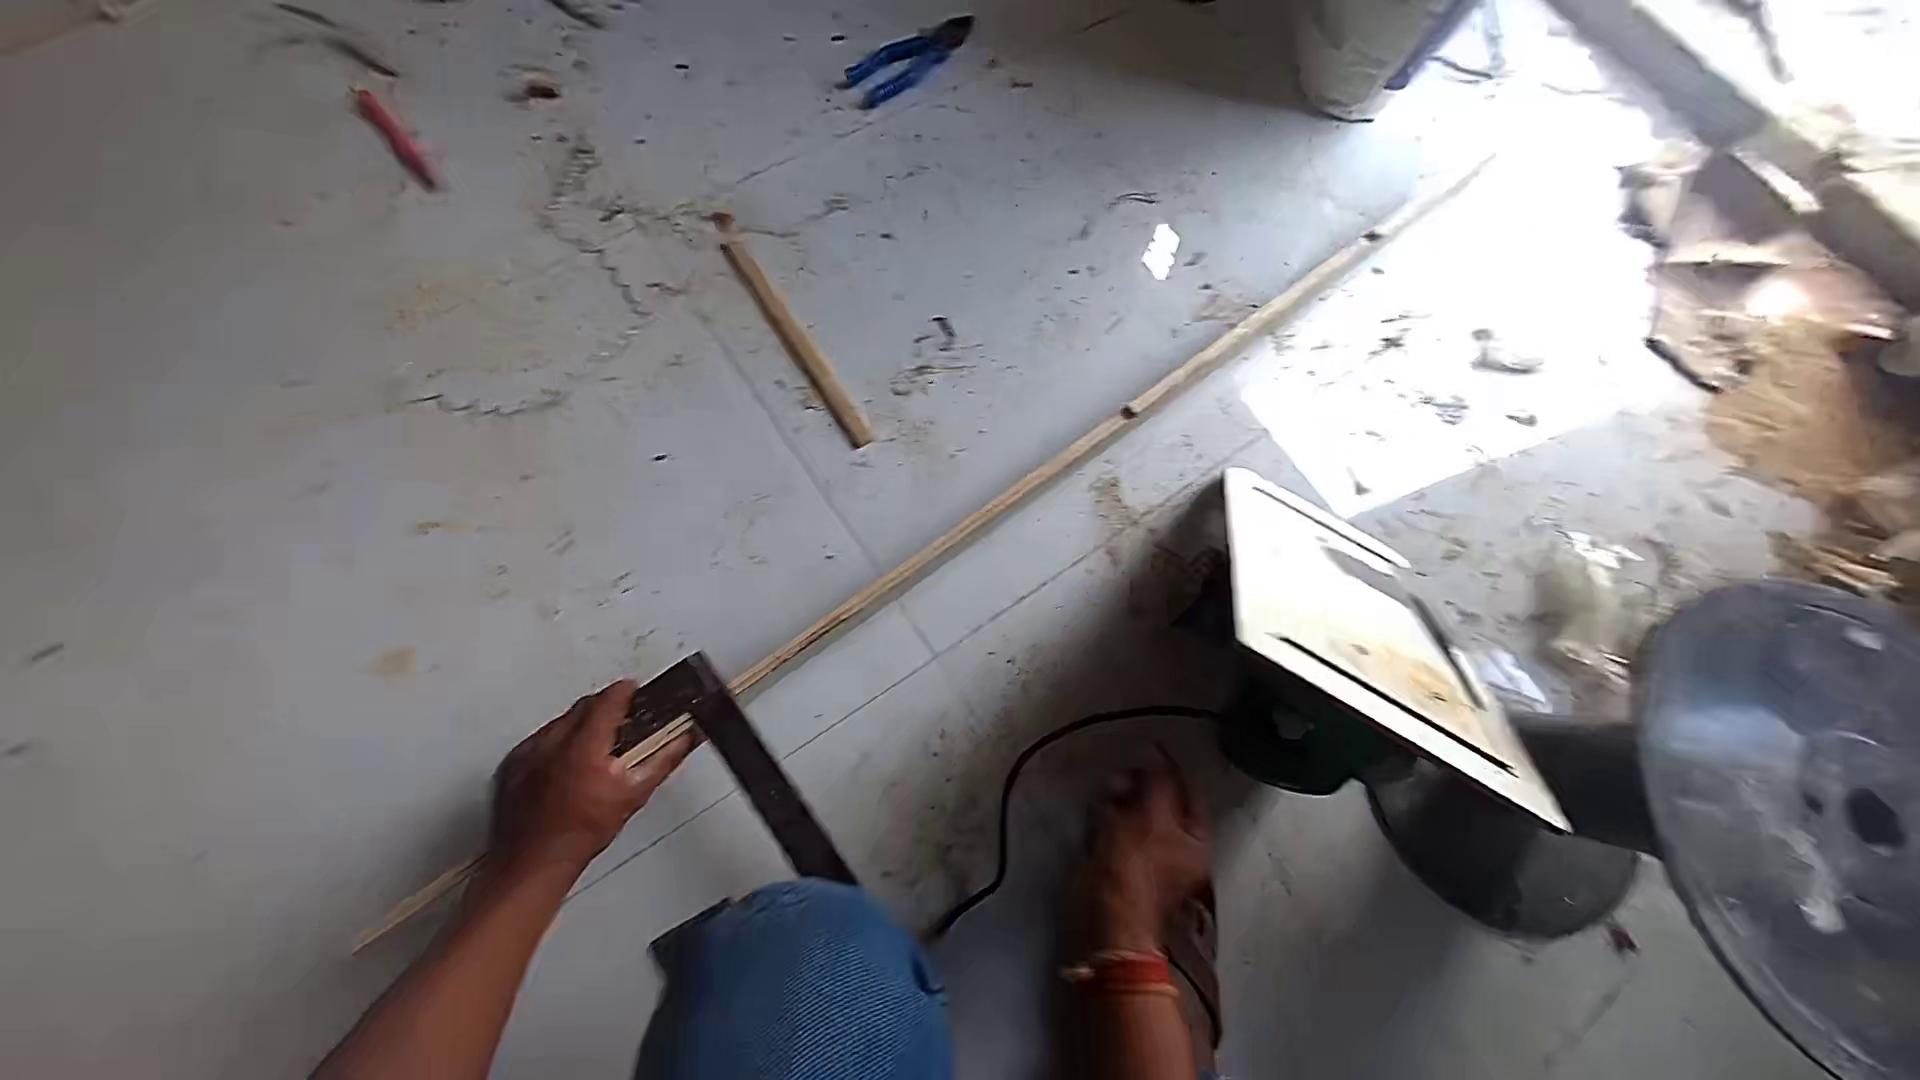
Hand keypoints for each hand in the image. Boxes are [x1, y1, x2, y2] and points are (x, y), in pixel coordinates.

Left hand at [488, 680, 695, 872]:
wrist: (534, 864)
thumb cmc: (582, 833)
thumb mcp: (634, 794)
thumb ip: (663, 760)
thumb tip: (684, 740)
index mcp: (584, 747)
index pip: (608, 700)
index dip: (626, 691)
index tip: (635, 689)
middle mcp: (552, 743)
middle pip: (584, 706)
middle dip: (604, 706)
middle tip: (622, 718)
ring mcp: (528, 753)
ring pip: (561, 720)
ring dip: (581, 723)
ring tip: (596, 743)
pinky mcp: (511, 765)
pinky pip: (540, 738)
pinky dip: (557, 740)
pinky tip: (568, 761)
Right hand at [1079, 751, 1211, 951]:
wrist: (1108, 915)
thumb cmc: (1135, 866)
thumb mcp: (1151, 816)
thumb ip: (1158, 782)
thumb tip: (1158, 756)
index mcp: (1196, 837)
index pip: (1187, 789)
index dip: (1169, 766)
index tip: (1148, 745)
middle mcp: (1178, 845)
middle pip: (1160, 799)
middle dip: (1138, 784)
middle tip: (1118, 779)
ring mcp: (1150, 855)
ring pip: (1134, 811)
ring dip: (1119, 799)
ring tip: (1105, 796)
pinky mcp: (1122, 861)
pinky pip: (1117, 828)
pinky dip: (1108, 818)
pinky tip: (1098, 819)